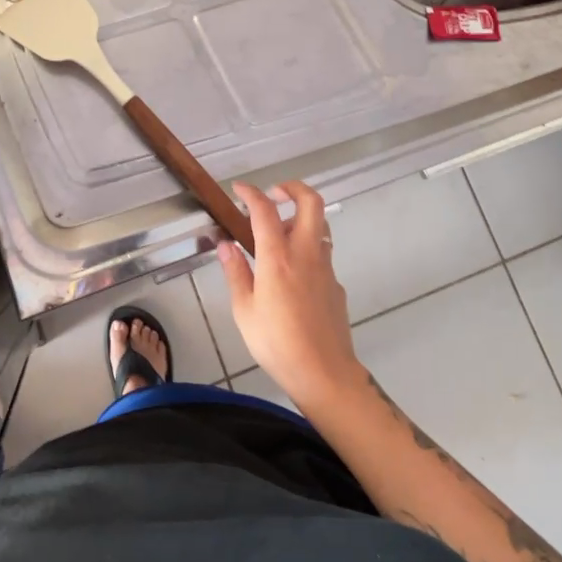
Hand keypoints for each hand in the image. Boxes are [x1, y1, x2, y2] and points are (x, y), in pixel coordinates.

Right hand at [218, 181, 364, 409]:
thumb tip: (225, 245)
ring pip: (320, 226)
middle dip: (292, 188)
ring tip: (278, 235)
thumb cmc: (276, 343)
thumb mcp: (244, 310)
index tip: (239, 190)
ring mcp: (326, 268)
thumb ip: (236, 273)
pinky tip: (291, 276)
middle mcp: (305, 254)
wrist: (324, 373)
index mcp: (278, 258)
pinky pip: (322, 255)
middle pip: (311, 202)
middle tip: (273, 194)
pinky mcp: (336, 285)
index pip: (265, 211)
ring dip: (300, 219)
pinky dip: (306, 251)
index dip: (251, 193)